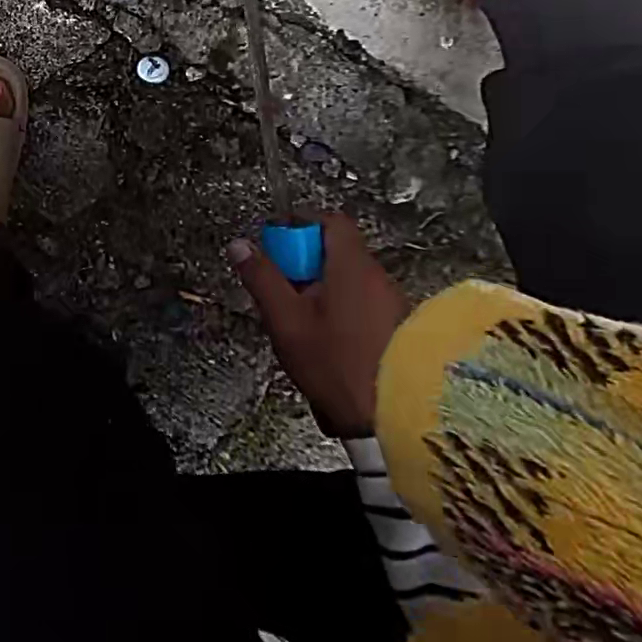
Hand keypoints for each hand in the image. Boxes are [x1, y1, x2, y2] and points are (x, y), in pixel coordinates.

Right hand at [227, 214, 407, 436]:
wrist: (399, 420)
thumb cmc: (336, 363)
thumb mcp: (286, 320)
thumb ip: (261, 278)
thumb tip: (239, 244)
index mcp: (352, 266)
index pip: (330, 221)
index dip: (298, 223)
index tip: (273, 243)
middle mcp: (378, 278)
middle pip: (336, 253)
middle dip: (302, 265)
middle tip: (279, 293)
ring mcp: (395, 305)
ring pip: (348, 282)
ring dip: (320, 291)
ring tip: (299, 325)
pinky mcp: (402, 331)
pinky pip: (362, 305)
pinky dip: (340, 312)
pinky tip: (327, 345)